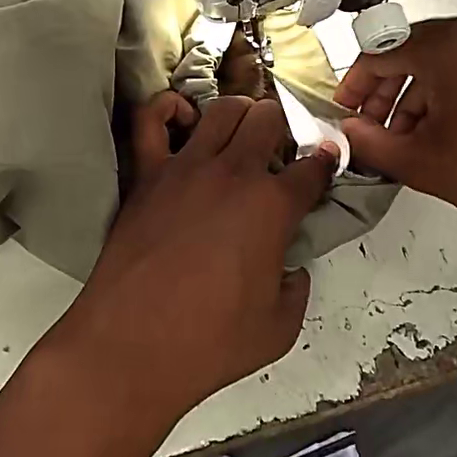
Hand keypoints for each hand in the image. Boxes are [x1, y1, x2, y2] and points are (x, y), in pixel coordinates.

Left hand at [53, 92, 336, 421]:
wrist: (132, 347)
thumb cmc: (207, 343)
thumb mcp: (279, 326)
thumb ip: (296, 288)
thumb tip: (289, 272)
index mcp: (273, 207)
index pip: (313, 166)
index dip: (324, 162)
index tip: (323, 164)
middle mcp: (234, 175)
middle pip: (270, 119)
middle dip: (284, 128)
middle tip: (280, 151)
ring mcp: (187, 169)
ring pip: (223, 109)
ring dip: (241, 114)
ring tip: (242, 133)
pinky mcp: (147, 176)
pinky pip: (151, 120)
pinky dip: (169, 109)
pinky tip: (182, 120)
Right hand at [335, 9, 456, 245]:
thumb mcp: (425, 164)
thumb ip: (372, 142)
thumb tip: (351, 130)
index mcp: (455, 44)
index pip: (382, 51)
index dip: (355, 84)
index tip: (348, 108)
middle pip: (416, 51)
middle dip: (389, 93)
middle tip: (377, 129)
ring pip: (449, 58)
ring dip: (423, 95)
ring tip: (414, 139)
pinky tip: (451, 129)